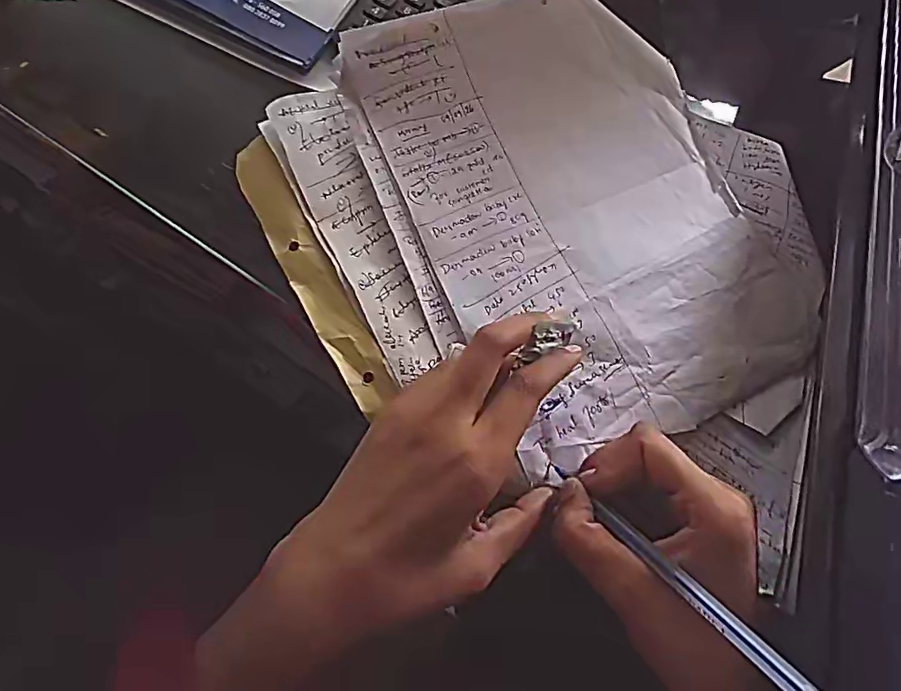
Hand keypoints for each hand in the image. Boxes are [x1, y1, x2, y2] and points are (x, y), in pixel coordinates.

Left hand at [196, 314, 582, 685]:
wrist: (329, 571)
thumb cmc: (406, 579)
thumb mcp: (476, 568)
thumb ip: (522, 525)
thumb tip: (549, 496)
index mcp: (476, 460)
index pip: (523, 388)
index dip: (553, 362)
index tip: (572, 351)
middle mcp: (447, 421)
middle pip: (488, 346)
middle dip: (524, 324)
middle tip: (548, 321)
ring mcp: (414, 408)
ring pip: (462, 354)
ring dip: (494, 345)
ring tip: (517, 352)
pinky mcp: (392, 408)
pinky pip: (438, 373)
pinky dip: (465, 365)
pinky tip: (474, 383)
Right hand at [553, 423, 765, 690]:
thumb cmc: (707, 655)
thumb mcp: (634, 596)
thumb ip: (589, 542)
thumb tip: (564, 502)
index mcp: (715, 507)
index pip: (648, 446)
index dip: (605, 462)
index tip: (581, 490)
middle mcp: (720, 500)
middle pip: (648, 455)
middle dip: (608, 478)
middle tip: (582, 505)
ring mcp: (715, 512)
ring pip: (650, 474)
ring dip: (616, 494)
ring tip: (596, 523)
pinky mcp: (705, 526)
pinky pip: (657, 496)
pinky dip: (629, 507)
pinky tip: (617, 536)